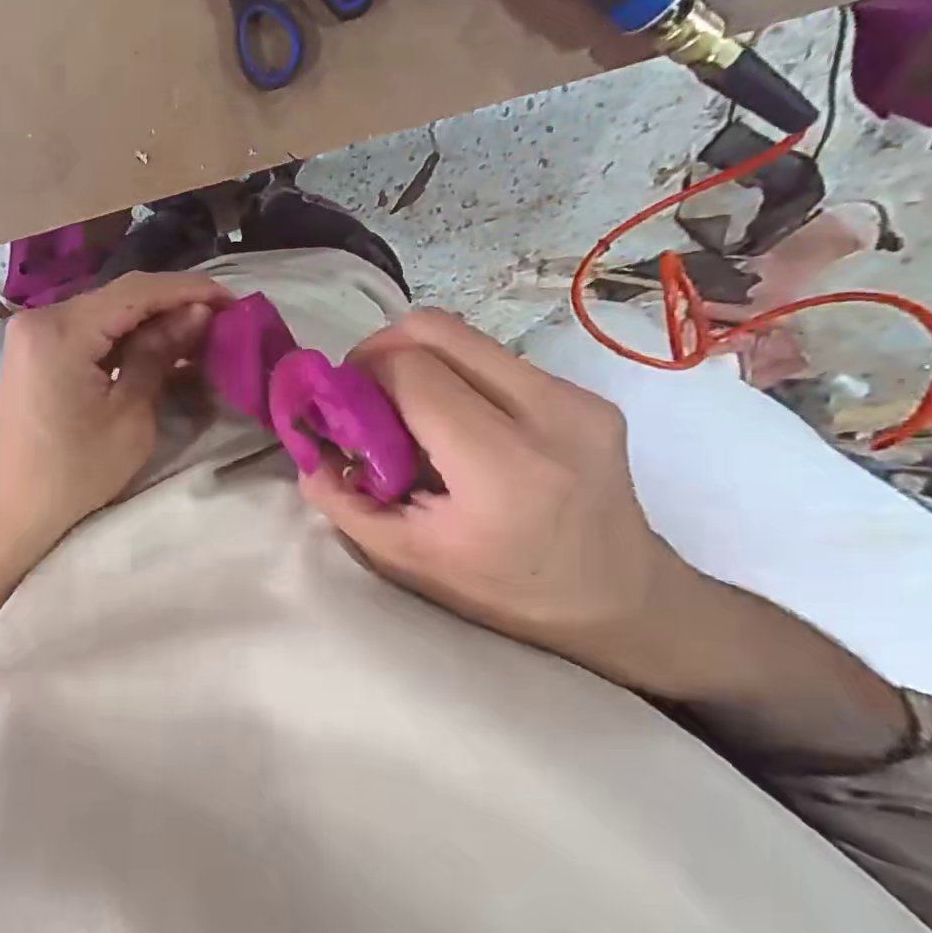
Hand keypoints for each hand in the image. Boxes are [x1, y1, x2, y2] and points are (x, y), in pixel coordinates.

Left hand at [0, 271, 231, 544]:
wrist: (18, 508)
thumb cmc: (76, 472)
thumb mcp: (130, 414)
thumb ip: (160, 353)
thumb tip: (198, 312)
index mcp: (60, 331)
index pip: (135, 291)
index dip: (187, 289)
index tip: (232, 300)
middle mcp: (39, 318)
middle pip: (118, 297)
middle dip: (171, 303)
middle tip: (220, 318)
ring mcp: (31, 333)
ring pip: (104, 311)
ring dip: (149, 319)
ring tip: (198, 332)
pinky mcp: (33, 350)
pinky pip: (86, 329)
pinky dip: (121, 335)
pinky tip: (156, 345)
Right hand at [300, 309, 912, 768]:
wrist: (623, 602)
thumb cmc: (505, 591)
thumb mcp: (405, 558)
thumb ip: (342, 499)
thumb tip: (308, 448)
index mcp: (503, 466)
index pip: (410, 370)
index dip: (358, 376)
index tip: (340, 409)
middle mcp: (548, 413)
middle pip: (435, 330)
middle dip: (379, 351)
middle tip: (361, 394)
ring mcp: (574, 396)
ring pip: (462, 336)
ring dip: (414, 360)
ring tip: (403, 410)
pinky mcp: (583, 393)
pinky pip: (490, 357)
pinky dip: (450, 374)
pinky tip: (448, 421)